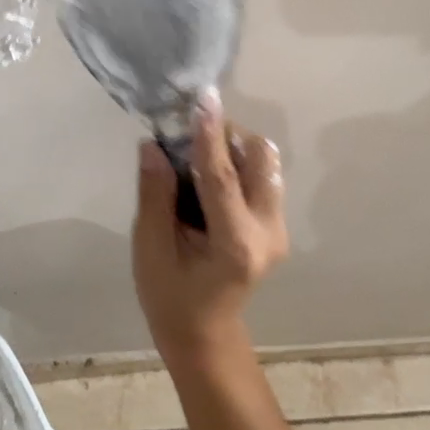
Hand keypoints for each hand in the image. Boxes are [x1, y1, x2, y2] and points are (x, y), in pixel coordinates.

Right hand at [132, 89, 287, 366]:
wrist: (202, 333)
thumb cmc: (168, 295)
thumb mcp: (151, 248)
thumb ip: (155, 195)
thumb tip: (153, 145)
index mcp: (236, 243)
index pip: (222, 175)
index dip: (209, 133)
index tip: (202, 97)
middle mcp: (268, 232)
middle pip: (260, 159)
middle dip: (225, 135)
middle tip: (185, 133)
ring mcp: (278, 228)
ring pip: (265, 164)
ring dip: (232, 147)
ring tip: (194, 153)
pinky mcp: (276, 225)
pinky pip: (262, 177)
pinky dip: (236, 163)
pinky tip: (206, 172)